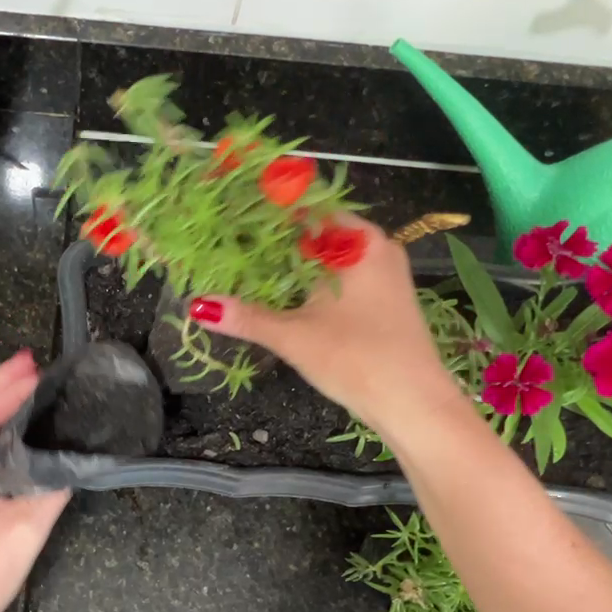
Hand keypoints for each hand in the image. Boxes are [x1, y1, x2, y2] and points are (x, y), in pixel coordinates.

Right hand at [189, 215, 459, 433]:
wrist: (413, 403)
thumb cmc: (357, 358)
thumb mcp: (294, 336)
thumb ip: (246, 318)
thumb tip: (198, 306)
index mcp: (359, 242)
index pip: (308, 208)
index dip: (270, 211)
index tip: (233, 215)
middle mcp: (376, 249)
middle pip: (317, 233)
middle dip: (276, 241)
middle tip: (230, 245)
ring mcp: (384, 276)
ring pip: (329, 259)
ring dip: (293, 265)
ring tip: (247, 270)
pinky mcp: (383, 302)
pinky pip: (341, 279)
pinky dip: (312, 283)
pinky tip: (284, 298)